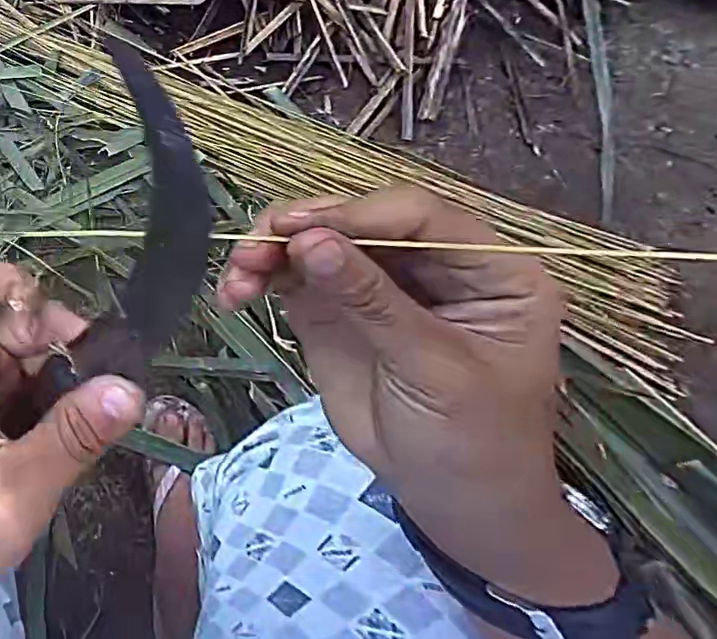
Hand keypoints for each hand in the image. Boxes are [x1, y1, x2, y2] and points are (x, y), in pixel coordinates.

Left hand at [0, 252, 145, 622]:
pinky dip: (68, 386)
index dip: (16, 282)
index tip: (58, 327)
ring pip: (34, 341)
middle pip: (17, 310)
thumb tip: (130, 389)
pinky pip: (41, 374)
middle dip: (60, 332)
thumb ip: (74, 435)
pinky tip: (89, 415)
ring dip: (71, 362)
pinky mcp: (3, 404)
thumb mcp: (18, 487)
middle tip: (100, 379)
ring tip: (101, 402)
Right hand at [217, 186, 618, 606]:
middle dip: (295, 229)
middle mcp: (423, 260)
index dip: (354, 215)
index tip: (297, 231)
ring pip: (308, 236)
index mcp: (483, 268)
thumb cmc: (473, 441)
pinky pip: (284, 270)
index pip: (414, 215)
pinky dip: (254, 276)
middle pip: (350, 217)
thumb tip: (307, 242)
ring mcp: (370, 277)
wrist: (449, 501)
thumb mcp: (432, 369)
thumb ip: (370, 301)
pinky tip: (232, 295)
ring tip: (237, 279)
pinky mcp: (327, 299)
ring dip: (265, 250)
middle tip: (253, 251)